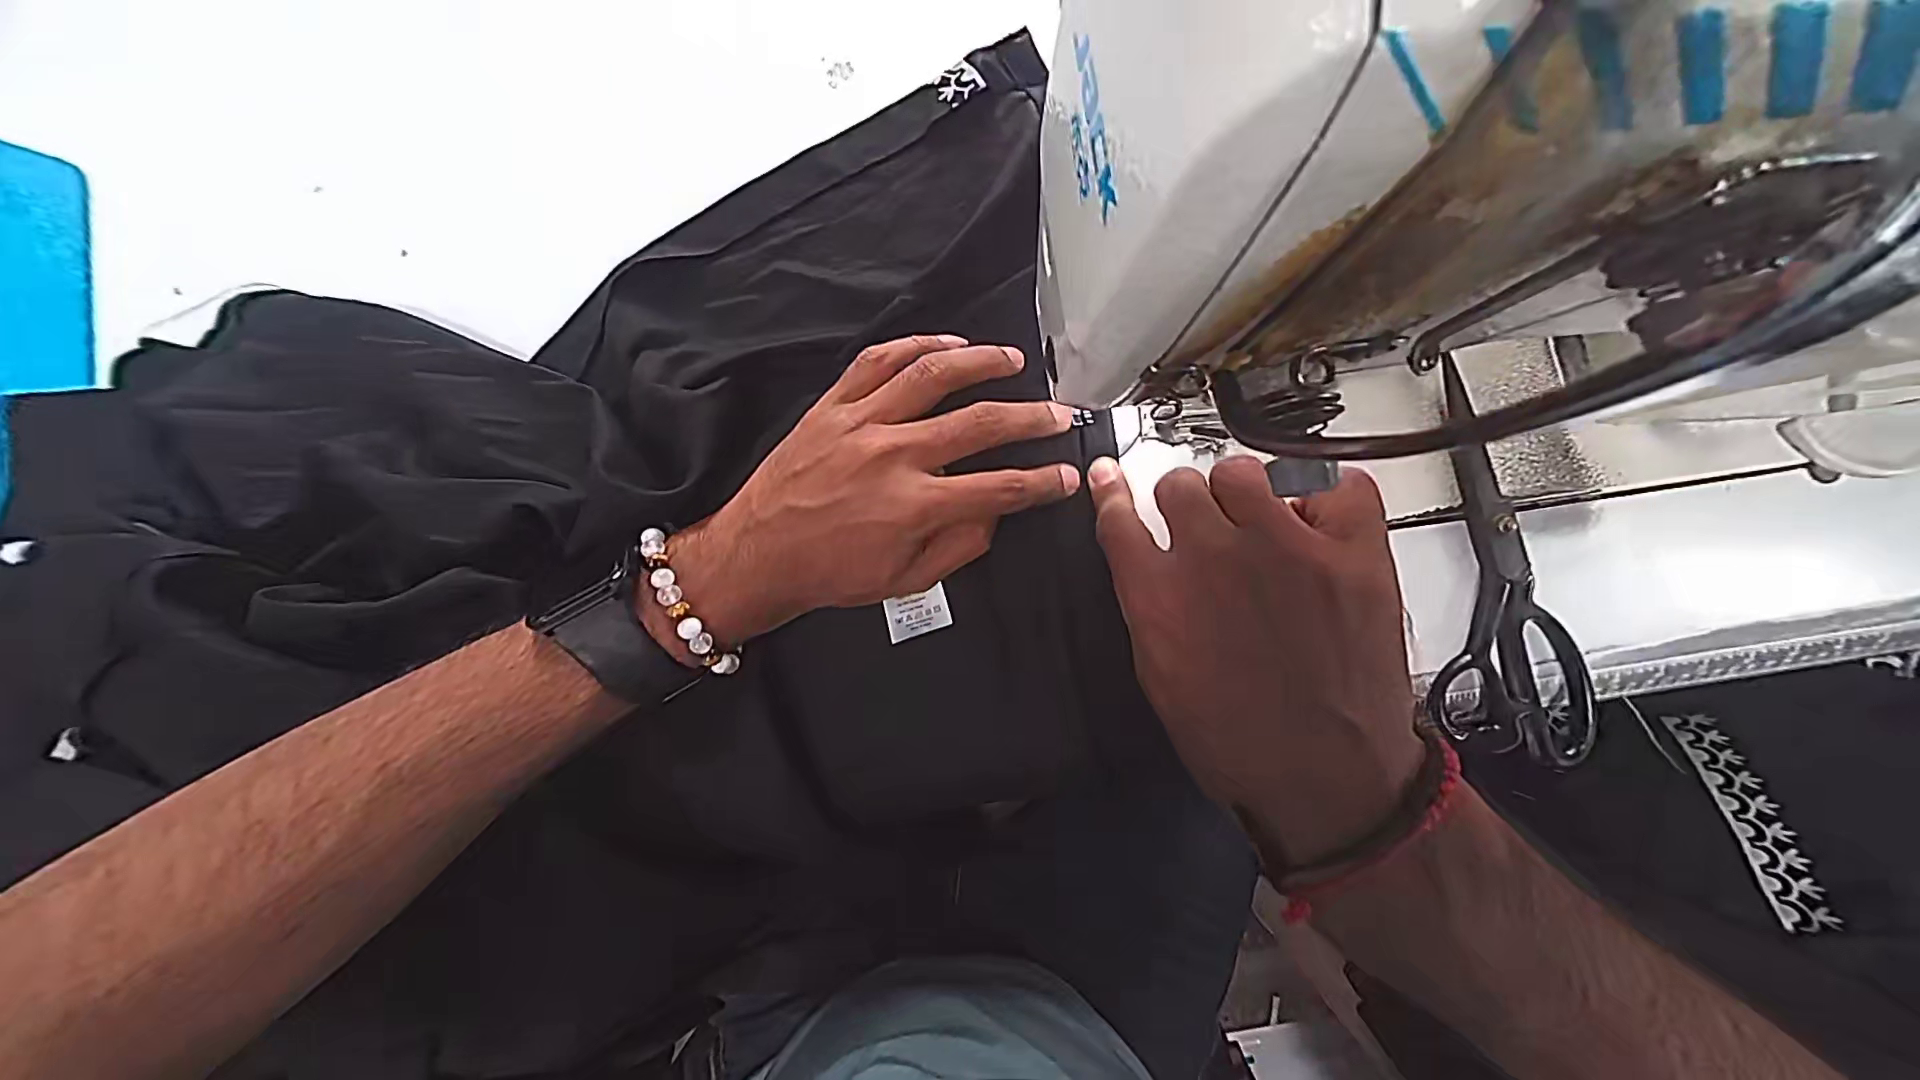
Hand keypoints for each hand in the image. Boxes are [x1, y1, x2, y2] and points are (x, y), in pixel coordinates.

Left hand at [648, 335, 1079, 652]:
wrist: (758, 554)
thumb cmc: (827, 571)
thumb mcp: (905, 579)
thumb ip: (960, 545)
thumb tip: (995, 513)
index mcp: (914, 506)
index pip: (1001, 486)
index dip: (1044, 481)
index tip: (1064, 475)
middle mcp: (893, 457)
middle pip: (981, 422)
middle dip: (1033, 418)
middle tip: (1059, 415)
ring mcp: (861, 424)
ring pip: (934, 375)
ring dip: (982, 363)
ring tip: (1012, 361)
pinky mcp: (833, 407)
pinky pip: (879, 361)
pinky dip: (916, 345)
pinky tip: (945, 345)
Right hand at [1088, 455, 1422, 864]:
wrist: (1326, 779)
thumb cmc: (1237, 739)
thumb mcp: (1158, 675)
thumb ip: (1145, 605)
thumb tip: (1143, 561)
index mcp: (1159, 595)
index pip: (1118, 515)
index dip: (1111, 490)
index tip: (1111, 477)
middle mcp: (1214, 561)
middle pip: (1179, 483)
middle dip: (1181, 501)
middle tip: (1201, 523)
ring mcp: (1286, 551)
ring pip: (1243, 473)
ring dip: (1240, 493)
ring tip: (1257, 523)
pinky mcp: (1351, 557)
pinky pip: (1339, 487)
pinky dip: (1327, 499)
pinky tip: (1318, 525)